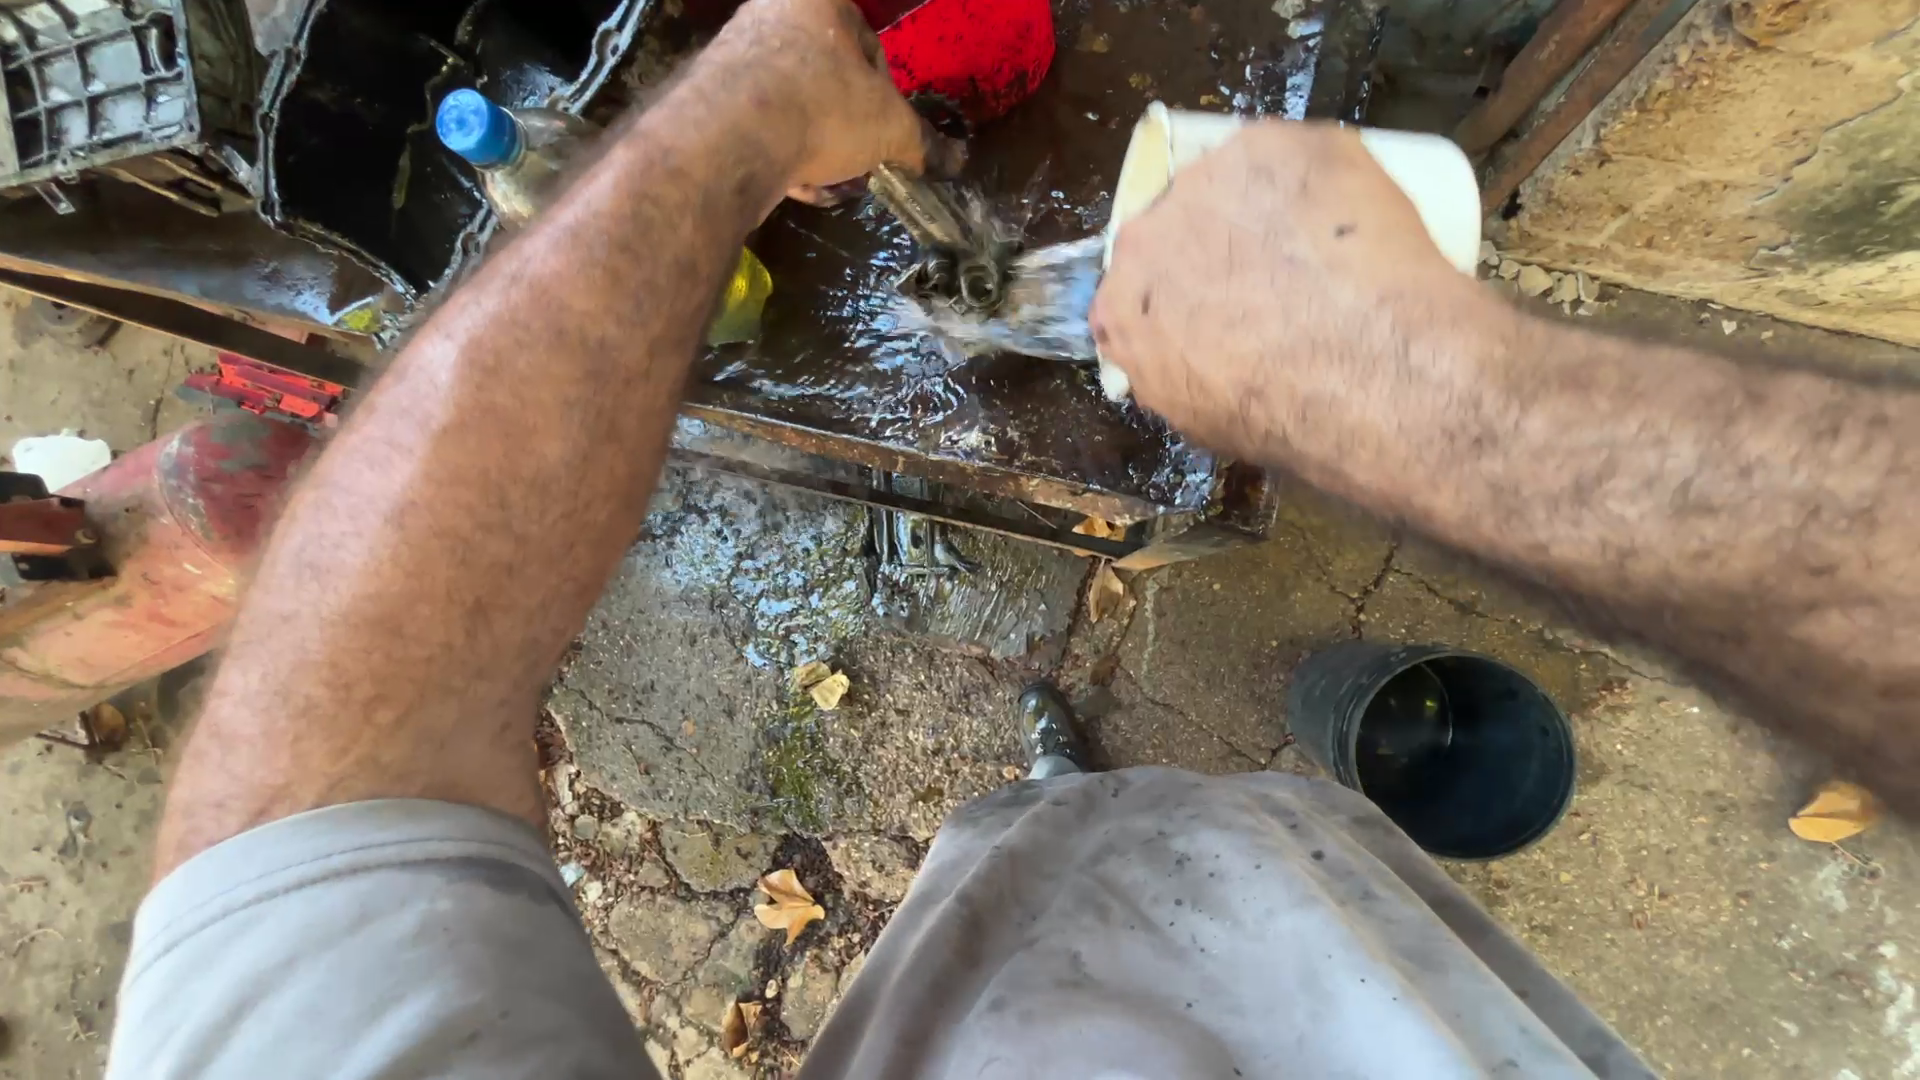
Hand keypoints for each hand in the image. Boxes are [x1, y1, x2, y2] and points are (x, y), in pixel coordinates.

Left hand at [701, 0, 961, 198]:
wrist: (732, 138)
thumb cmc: (824, 109)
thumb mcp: (890, 129)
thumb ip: (923, 143)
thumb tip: (956, 160)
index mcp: (818, 2)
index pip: (869, 45)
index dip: (885, 96)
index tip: (886, 132)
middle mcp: (771, 15)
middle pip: (828, 81)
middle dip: (848, 129)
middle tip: (859, 161)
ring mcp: (736, 56)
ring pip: (796, 109)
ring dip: (818, 148)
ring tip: (827, 179)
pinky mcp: (712, 99)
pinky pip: (763, 128)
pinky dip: (783, 155)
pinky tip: (794, 182)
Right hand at [1089, 122, 1507, 493]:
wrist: (1353, 366)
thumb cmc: (1268, 410)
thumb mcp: (1193, 416)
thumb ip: (1167, 369)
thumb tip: (1186, 352)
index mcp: (1118, 307)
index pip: (1133, 291)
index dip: (1175, 294)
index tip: (1209, 305)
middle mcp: (1145, 237)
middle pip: (1174, 230)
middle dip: (1209, 245)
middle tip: (1264, 274)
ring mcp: (1204, 183)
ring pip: (1228, 187)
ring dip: (1258, 208)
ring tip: (1314, 246)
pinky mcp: (1268, 143)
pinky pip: (1285, 157)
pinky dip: (1311, 180)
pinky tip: (1343, 218)